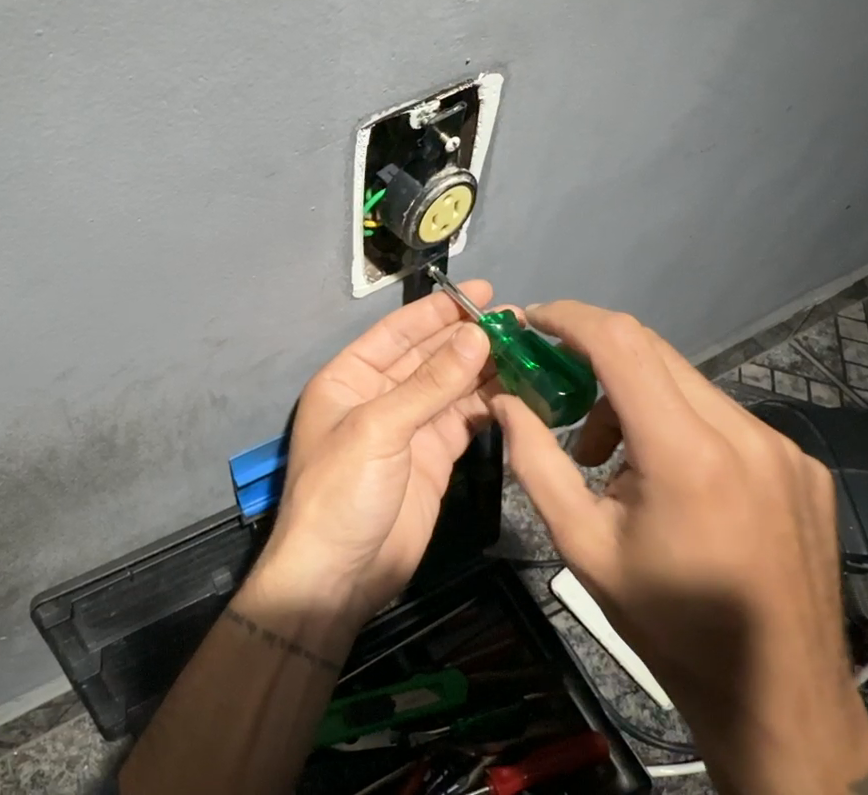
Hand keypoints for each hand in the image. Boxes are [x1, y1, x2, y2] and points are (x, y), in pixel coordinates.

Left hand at [257, 280, 496, 624]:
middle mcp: (378, 397)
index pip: (396, 334)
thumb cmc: (342, 492)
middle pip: (428, 358)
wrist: (340, 574)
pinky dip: (489, 406)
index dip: (436, 313)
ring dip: (484, 369)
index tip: (480, 293)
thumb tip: (476, 336)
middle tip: (517, 319)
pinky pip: (463, 421)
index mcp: (349, 380)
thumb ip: (430, 384)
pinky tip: (519, 390)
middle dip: (468, 338)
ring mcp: (407, 429)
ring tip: (528, 348)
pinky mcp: (433, 458)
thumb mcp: (379, 429)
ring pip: (450, 388)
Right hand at [492, 302, 867, 794]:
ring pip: (689, 385)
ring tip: (612, 460)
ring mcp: (782, 448)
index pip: (622, 344)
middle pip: (654, 354)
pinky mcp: (802, 466)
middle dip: (595, 360)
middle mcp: (744, 434)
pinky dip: (679, 425)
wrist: (776, 694)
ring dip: (636, 399)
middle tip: (557, 396)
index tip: (532, 321)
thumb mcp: (581, 545)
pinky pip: (724, 418)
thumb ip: (536, 462)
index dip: (570, 318)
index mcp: (686, 453)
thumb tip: (504, 401)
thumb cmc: (665, 624)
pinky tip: (670, 482)